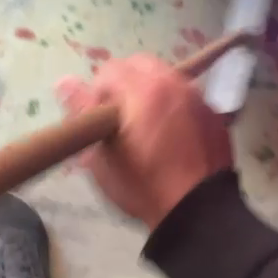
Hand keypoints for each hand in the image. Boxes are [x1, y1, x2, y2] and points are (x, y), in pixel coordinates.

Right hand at [57, 55, 233, 226]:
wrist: (199, 212)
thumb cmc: (144, 185)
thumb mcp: (103, 156)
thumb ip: (83, 112)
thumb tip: (64, 81)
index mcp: (143, 89)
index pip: (109, 69)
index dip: (97, 93)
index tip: (99, 120)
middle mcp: (174, 82)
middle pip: (140, 65)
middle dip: (124, 84)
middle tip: (119, 118)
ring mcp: (198, 97)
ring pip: (166, 78)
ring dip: (150, 92)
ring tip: (146, 126)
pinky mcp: (214, 114)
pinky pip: (186, 97)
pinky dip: (174, 106)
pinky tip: (172, 135)